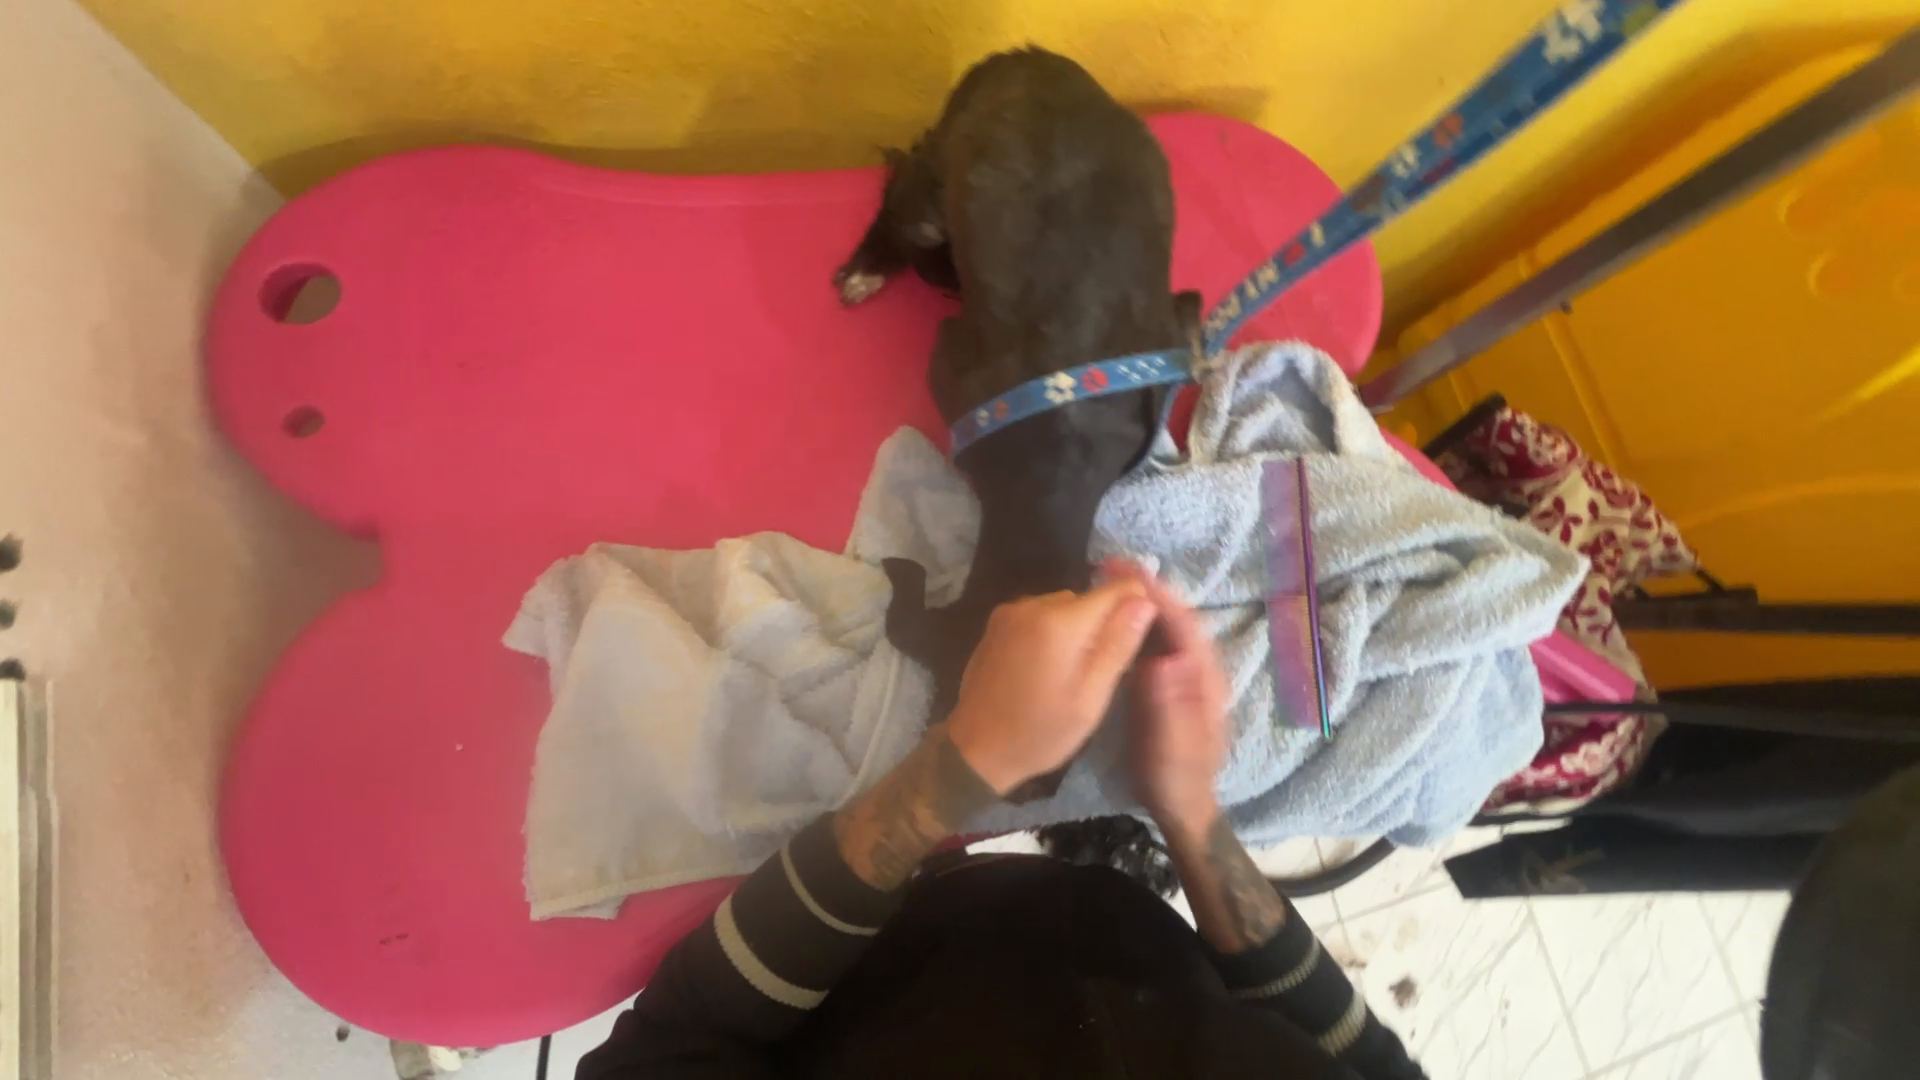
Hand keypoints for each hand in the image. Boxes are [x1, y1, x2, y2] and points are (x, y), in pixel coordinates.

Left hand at [944, 581, 1156, 794]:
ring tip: (1073, 669)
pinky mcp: (997, 622)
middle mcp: (1033, 604)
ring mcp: (1010, 611)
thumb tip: (1144, 601)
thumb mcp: (1091, 697)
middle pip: (1088, 597)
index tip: (1140, 635)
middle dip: (1103, 622)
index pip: (1116, 590)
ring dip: (1076, 627)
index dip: (1136, 606)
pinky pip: (1039, 613)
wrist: (977, 747)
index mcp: (1060, 621)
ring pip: (1064, 604)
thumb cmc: (1041, 730)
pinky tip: (1047, 664)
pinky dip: (1051, 629)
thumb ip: (1118, 645)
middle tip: (1102, 666)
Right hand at [1103, 559, 1230, 837]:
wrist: (1182, 807)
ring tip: (1105, 582)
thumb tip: (1163, 659)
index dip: (1156, 593)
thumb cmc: (1177, 780)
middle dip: (1145, 588)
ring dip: (1138, 602)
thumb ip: (1168, 706)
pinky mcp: (1166, 683)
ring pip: (1162, 628)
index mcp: (1204, 679)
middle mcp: (1197, 669)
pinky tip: (1111, 619)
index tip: (1125, 569)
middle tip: (1107, 565)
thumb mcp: (1171, 748)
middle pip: (1174, 618)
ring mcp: (1183, 675)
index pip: (1183, 624)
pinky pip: (1151, 644)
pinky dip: (1133, 625)